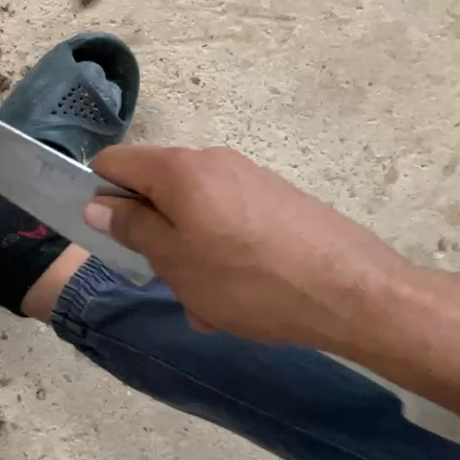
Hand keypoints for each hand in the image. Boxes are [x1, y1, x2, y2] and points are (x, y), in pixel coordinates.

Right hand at [82, 146, 413, 350]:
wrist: (363, 298)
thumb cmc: (251, 280)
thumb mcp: (174, 260)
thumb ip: (129, 227)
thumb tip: (96, 204)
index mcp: (179, 168)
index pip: (111, 162)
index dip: (100, 196)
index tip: (113, 235)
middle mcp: (212, 160)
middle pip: (154, 185)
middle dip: (149, 227)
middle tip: (162, 275)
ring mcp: (251, 177)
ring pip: (192, 207)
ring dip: (185, 245)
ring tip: (206, 296)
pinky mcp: (281, 199)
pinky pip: (228, 217)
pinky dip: (220, 247)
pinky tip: (240, 291)